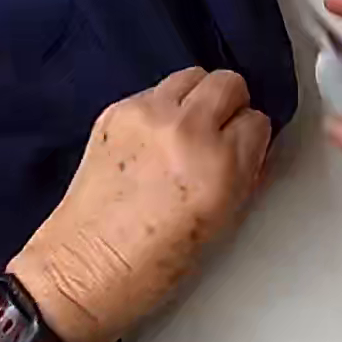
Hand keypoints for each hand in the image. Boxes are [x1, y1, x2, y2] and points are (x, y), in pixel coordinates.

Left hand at [11, 68, 271, 341]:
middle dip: (230, 104)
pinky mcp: (115, 110)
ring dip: (196, 97)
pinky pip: (154, 90)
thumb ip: (243, 173)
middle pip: (227, 82)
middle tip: (219, 131)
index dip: (251, 136)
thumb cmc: (156, 263)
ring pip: (191, 75)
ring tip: (186, 130)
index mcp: (219, 166)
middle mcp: (184, 129)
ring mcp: (146, 114)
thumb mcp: (222, 222)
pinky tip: (152, 139)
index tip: (242, 149)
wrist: (84, 266)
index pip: (257, 121)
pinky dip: (162, 107)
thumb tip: (251, 143)